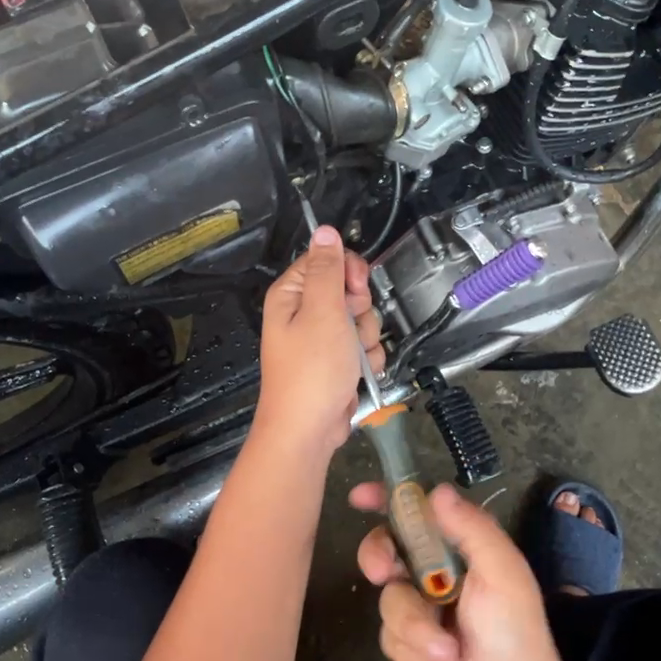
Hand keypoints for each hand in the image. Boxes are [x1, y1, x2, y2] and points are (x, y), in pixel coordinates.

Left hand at [256, 225, 384, 457]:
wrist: (308, 429)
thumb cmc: (311, 371)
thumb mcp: (322, 312)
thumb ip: (327, 270)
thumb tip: (325, 230)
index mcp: (292, 295)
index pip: (328, 261)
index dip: (349, 273)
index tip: (356, 292)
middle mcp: (304, 313)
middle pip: (350, 291)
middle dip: (361, 310)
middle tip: (351, 328)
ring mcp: (322, 339)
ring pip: (362, 320)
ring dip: (367, 338)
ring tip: (354, 357)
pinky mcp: (336, 361)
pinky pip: (364, 347)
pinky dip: (367, 360)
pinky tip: (360, 373)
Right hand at [353, 483, 570, 660]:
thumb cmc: (513, 627)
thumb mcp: (502, 570)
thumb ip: (471, 528)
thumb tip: (437, 490)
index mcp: (456, 545)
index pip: (416, 511)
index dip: (386, 498)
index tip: (360, 497)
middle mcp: (430, 569)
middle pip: (383, 547)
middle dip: (378, 557)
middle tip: (384, 573)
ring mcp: (414, 605)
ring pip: (388, 598)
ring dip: (416, 626)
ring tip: (447, 649)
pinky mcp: (402, 639)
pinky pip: (389, 634)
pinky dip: (415, 648)